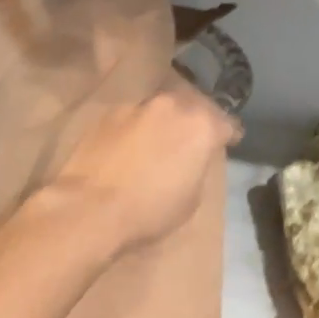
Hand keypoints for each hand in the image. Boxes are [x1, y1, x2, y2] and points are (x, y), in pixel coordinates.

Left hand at [43, 81, 239, 254]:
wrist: (90, 208)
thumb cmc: (148, 211)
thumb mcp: (190, 199)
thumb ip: (197, 168)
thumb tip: (190, 160)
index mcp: (200, 125)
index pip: (226, 124)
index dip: (229, 136)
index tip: (229, 143)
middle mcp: (171, 105)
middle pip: (191, 107)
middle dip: (195, 121)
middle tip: (191, 140)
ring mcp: (135, 106)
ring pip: (158, 110)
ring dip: (162, 123)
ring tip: (157, 144)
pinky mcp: (106, 115)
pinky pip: (130, 119)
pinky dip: (134, 130)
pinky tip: (128, 149)